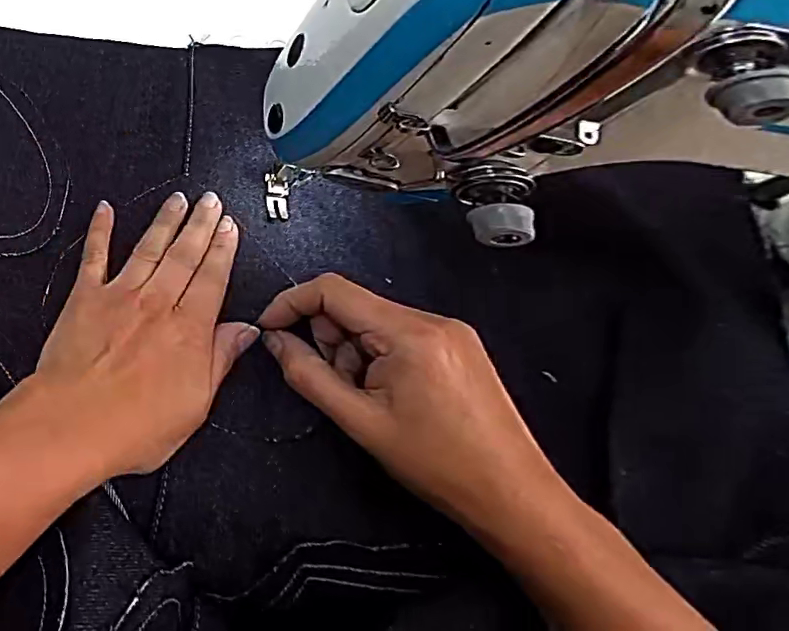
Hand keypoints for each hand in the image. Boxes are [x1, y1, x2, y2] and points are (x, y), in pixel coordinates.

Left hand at [22, 193, 257, 479]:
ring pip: (149, 247)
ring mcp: (120, 295)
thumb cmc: (133, 426)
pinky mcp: (86, 296)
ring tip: (178, 199)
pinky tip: (105, 209)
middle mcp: (157, 303)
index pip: (212, 277)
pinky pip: (95, 255)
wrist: (72, 424)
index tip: (228, 226)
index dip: (223, 249)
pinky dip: (100, 229)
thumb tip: (244, 331)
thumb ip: (220, 360)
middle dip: (200, 224)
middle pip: (185, 254)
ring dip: (165, 221)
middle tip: (210, 200)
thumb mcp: (194, 406)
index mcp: (187, 330)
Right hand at [258, 274, 565, 532]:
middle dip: (330, 340)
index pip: (332, 289)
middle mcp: (432, 319)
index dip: (292, 303)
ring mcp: (449, 330)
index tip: (271, 327)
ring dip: (355, 353)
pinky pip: (398, 333)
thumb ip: (308, 375)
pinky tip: (392, 395)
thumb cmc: (445, 467)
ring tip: (372, 400)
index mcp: (409, 332)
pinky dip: (379, 357)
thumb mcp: (361, 423)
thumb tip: (276, 341)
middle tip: (339, 385)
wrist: (517, 499)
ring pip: (373, 322)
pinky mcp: (456, 344)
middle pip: (353, 306)